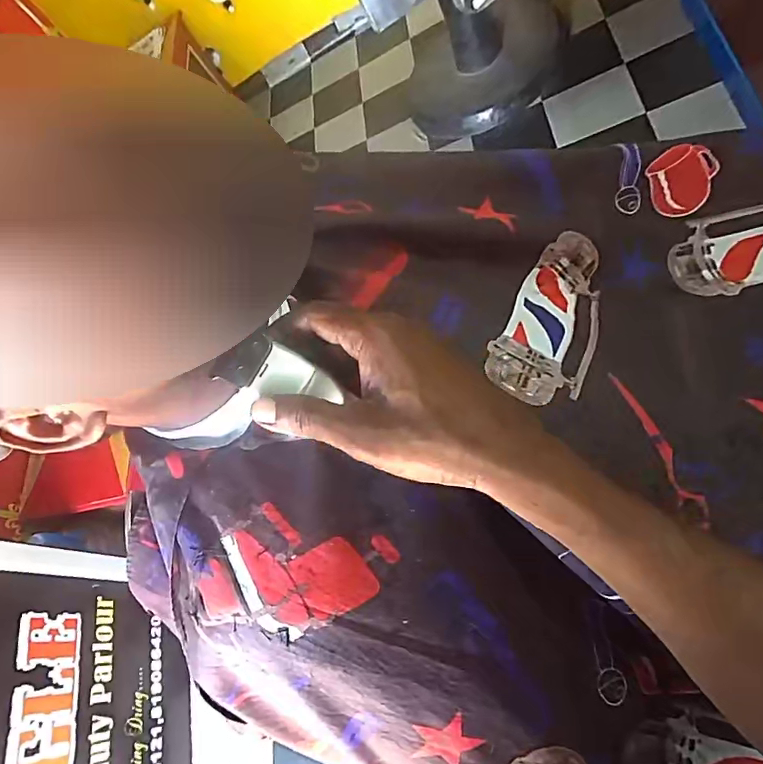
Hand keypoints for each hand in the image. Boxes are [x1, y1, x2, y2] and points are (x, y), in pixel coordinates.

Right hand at [250, 303, 560, 489]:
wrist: (505, 449)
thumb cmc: (430, 439)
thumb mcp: (361, 433)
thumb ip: (307, 416)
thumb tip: (258, 406)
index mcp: (375, 334)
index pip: (315, 314)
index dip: (284, 330)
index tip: (263, 354)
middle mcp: (397, 325)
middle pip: (338, 324)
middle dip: (307, 348)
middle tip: (283, 379)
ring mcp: (420, 338)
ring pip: (362, 338)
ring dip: (335, 359)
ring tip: (315, 392)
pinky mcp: (434, 355)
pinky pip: (385, 349)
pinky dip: (361, 364)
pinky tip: (360, 397)